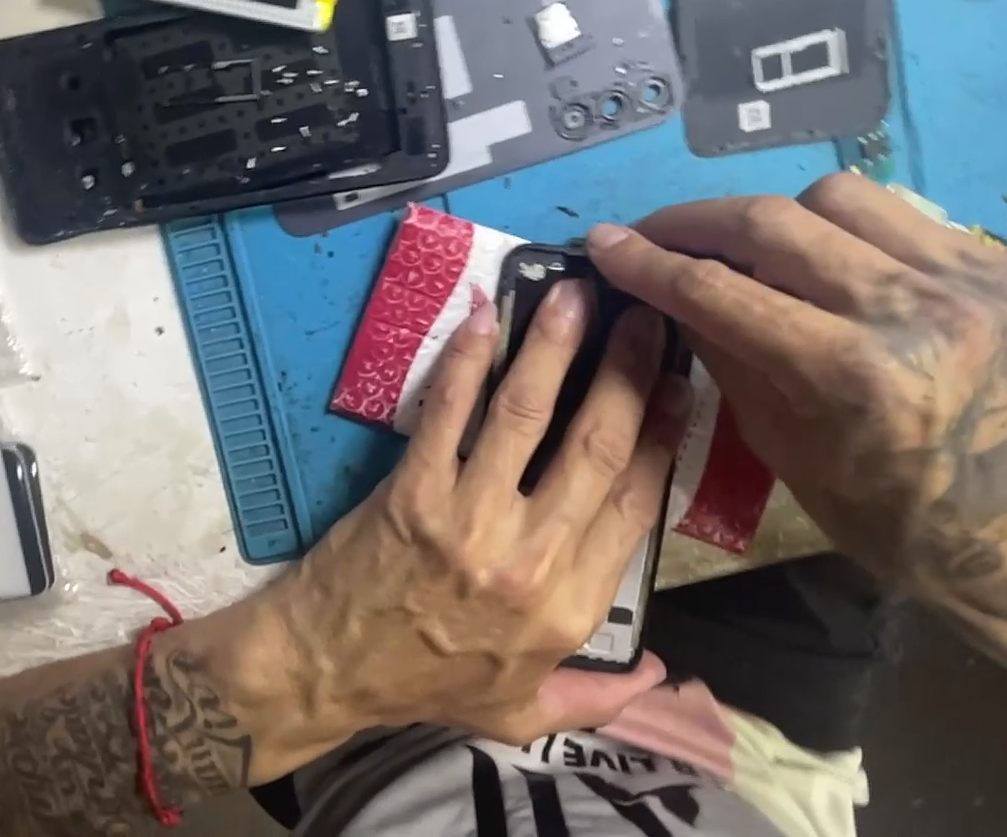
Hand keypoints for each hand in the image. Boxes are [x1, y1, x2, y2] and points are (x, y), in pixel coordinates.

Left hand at [262, 285, 690, 746]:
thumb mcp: (521, 710)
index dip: (662, 435)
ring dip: (552, 348)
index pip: (636, 504)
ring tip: (575, 296)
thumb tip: (661, 674)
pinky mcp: (413, 490)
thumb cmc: (427, 682)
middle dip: (624, 371)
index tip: (674, 384)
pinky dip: (467, 362)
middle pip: (596, 445)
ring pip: (525, 415)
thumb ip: (597, 698)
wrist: (331, 669)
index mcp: (569, 606)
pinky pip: (448, 413)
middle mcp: (531, 558)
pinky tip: (486, 321)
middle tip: (640, 317)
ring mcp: (468, 518)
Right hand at [585, 173, 1006, 721]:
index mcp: (852, 376)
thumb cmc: (872, 505)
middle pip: (772, 223)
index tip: (601, 243)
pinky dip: (844, 233)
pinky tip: (830, 265)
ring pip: (837, 197)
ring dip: (774, 218)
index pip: (720, 291)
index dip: (648, 262)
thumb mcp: (772, 436)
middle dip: (694, 220)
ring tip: (751, 249)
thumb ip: (719, 346)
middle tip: (654, 230)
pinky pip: (900, 216)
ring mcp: (980, 283)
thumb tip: (662, 284)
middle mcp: (920, 314)